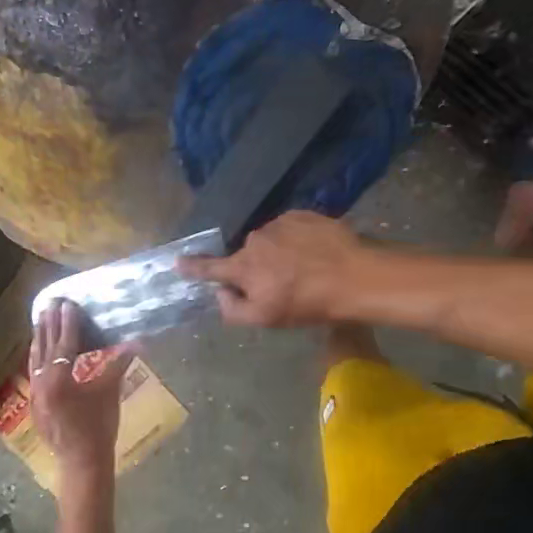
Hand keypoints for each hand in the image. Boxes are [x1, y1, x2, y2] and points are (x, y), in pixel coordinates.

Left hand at [29, 300, 124, 480]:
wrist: (82, 463)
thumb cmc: (99, 426)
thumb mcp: (109, 392)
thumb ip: (118, 363)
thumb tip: (136, 341)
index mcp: (60, 378)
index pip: (64, 343)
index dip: (68, 323)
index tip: (68, 303)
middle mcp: (42, 382)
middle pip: (45, 347)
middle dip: (48, 325)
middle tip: (49, 303)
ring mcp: (35, 393)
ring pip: (35, 359)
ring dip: (40, 338)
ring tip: (40, 319)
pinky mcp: (35, 403)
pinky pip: (33, 372)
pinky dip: (37, 357)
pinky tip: (38, 351)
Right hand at [178, 211, 365, 326]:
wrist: (354, 275)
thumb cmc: (308, 303)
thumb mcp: (266, 319)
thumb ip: (234, 310)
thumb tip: (221, 293)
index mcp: (243, 267)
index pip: (210, 268)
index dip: (193, 267)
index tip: (178, 261)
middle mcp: (255, 240)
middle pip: (248, 255)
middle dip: (258, 267)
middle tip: (283, 284)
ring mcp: (279, 223)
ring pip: (271, 240)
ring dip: (281, 252)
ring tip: (306, 268)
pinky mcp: (302, 214)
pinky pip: (291, 228)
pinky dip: (298, 239)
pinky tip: (316, 253)